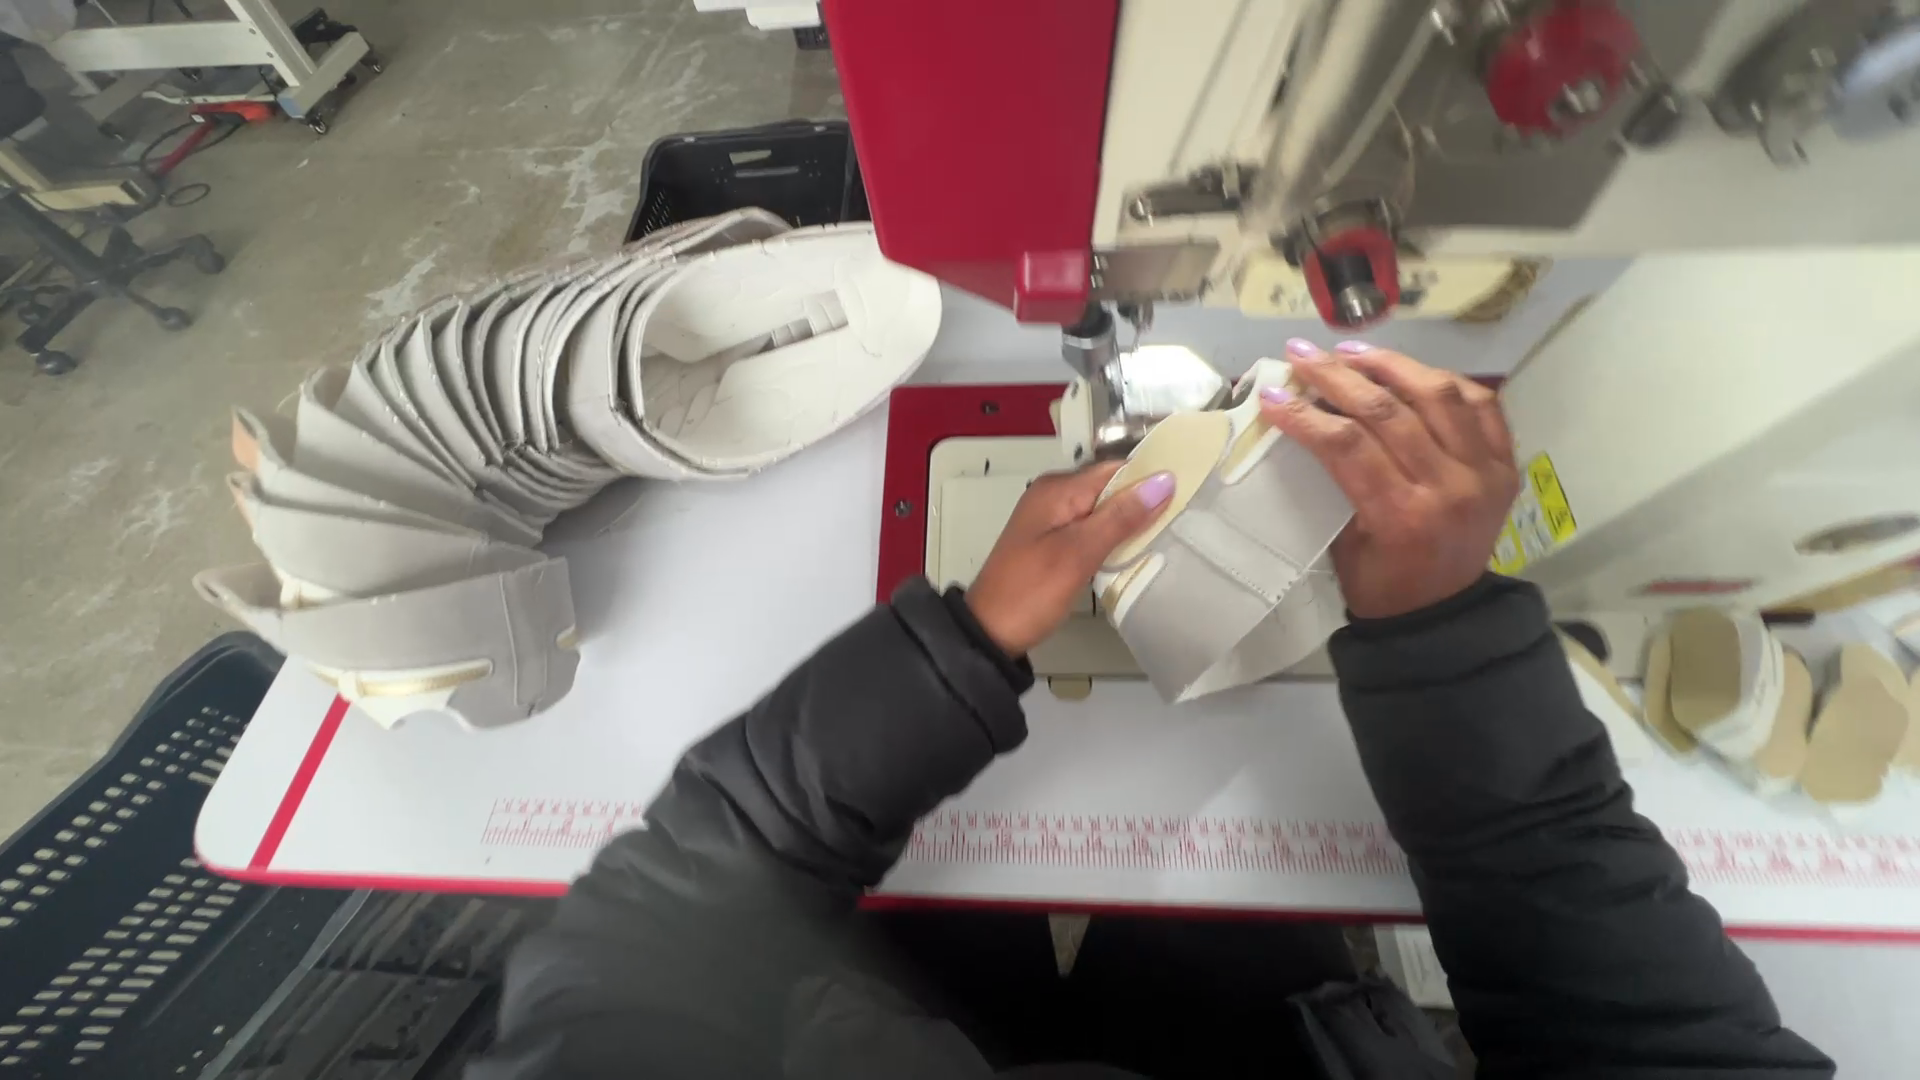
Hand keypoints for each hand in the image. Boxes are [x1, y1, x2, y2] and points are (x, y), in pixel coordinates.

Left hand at [966, 463, 1176, 656]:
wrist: (989, 632)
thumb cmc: (1030, 592)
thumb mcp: (1078, 553)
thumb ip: (1121, 516)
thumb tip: (1164, 479)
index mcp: (1057, 489)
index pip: (1116, 469)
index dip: (1152, 477)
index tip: (1192, 489)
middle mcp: (1053, 495)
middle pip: (1110, 487)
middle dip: (1145, 499)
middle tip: (1189, 516)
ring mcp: (1051, 519)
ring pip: (1103, 509)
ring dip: (1132, 520)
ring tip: (1172, 532)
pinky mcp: (1053, 541)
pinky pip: (1091, 528)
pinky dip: (1113, 536)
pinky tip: (1135, 549)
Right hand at [1258, 339, 1519, 619]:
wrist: (1441, 612)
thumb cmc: (1377, 585)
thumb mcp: (1340, 543)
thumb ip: (1333, 482)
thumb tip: (1305, 422)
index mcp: (1400, 515)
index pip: (1346, 444)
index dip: (1304, 413)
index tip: (1271, 394)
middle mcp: (1449, 486)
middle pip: (1388, 410)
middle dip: (1336, 376)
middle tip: (1300, 355)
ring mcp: (1484, 471)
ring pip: (1438, 394)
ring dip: (1389, 365)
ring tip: (1351, 351)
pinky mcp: (1504, 463)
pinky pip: (1479, 404)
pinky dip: (1440, 381)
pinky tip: (1408, 371)